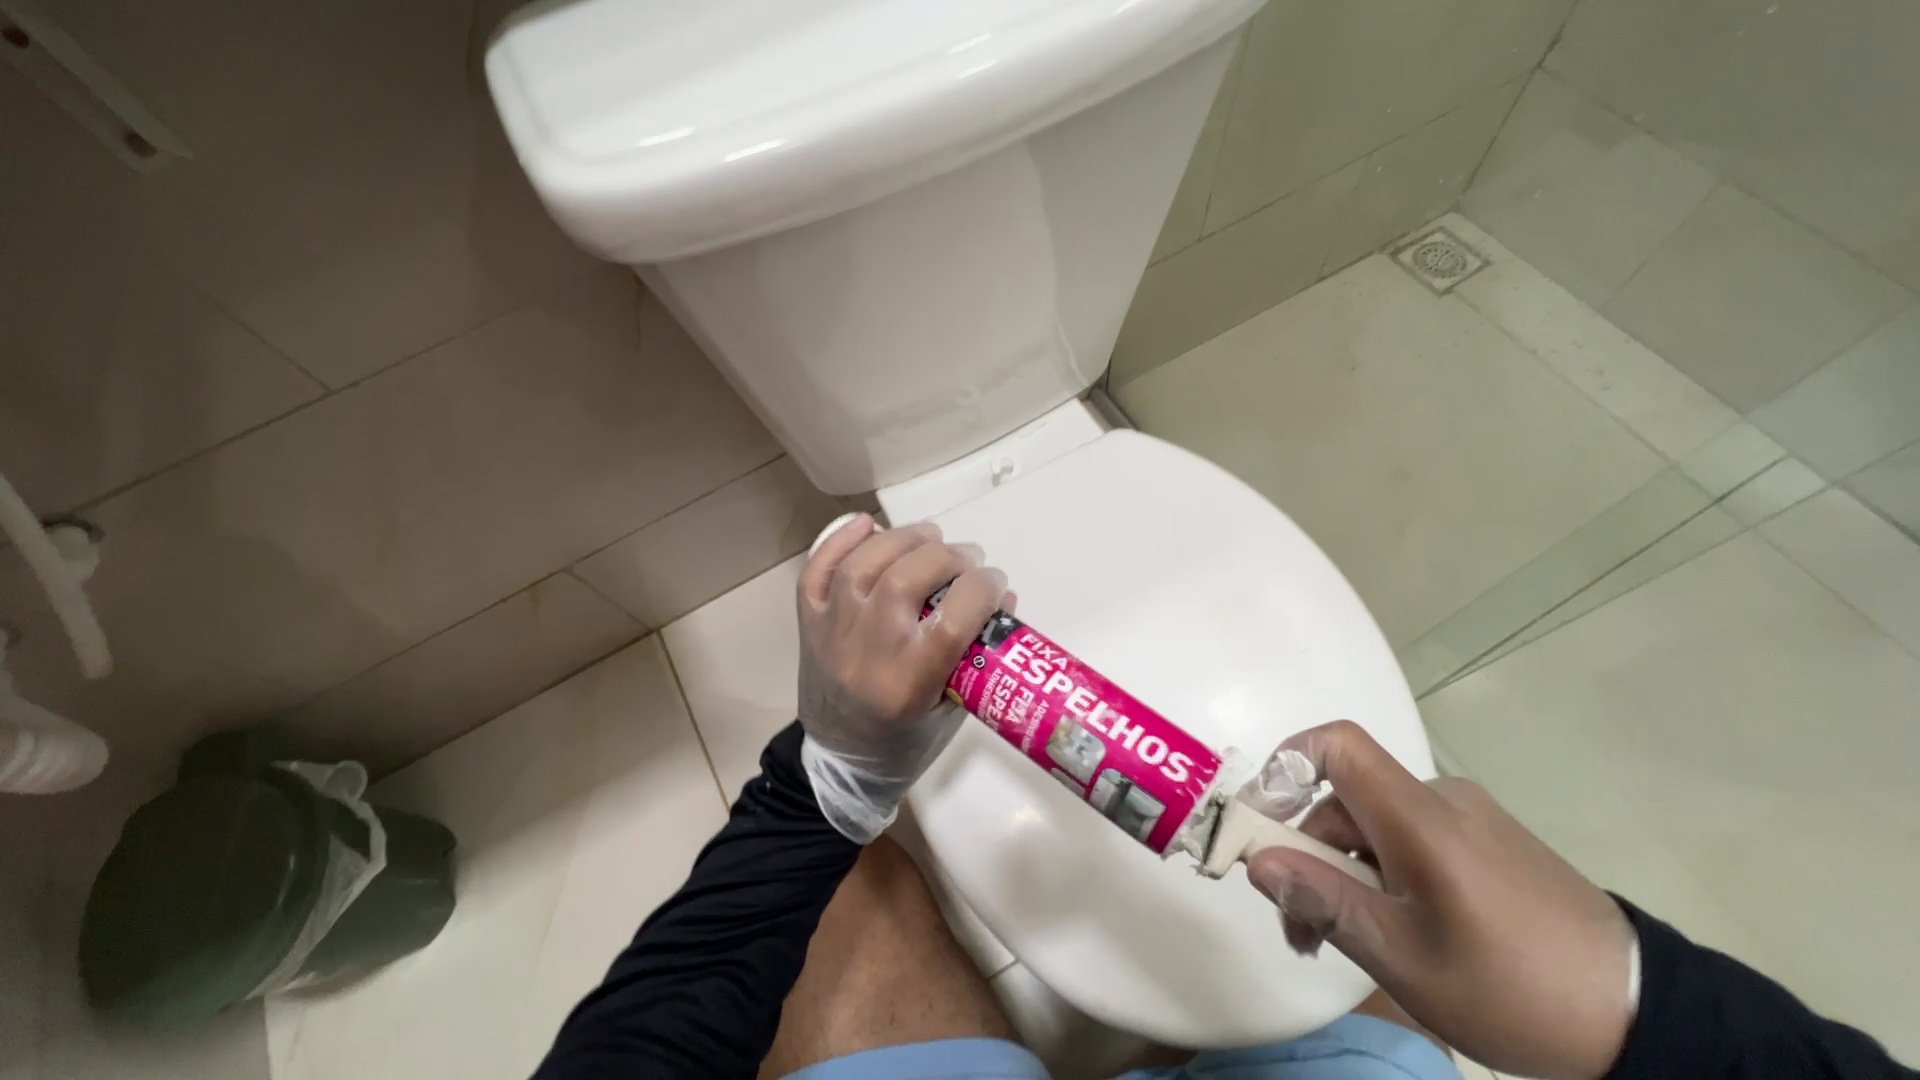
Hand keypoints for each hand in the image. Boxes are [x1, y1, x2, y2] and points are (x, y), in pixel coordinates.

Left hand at [797, 515, 1008, 842]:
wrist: (839, 763)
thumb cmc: (905, 744)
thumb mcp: (953, 709)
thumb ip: (978, 654)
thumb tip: (1003, 598)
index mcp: (908, 682)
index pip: (953, 618)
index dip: (985, 588)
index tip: (998, 583)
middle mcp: (867, 650)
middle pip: (907, 580)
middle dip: (949, 558)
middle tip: (968, 560)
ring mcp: (832, 632)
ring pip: (864, 565)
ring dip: (903, 539)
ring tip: (931, 537)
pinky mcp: (809, 624)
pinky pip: (818, 571)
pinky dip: (839, 540)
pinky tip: (867, 524)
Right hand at [1245, 721, 1636, 1079]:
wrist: (1644, 1018)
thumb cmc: (1512, 986)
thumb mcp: (1402, 957)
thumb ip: (1323, 900)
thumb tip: (1257, 860)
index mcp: (1420, 817)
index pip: (1336, 744)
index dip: (1285, 764)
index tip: (1260, 821)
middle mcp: (1441, 800)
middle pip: (1345, 800)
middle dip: (1307, 854)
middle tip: (1300, 928)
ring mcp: (1469, 819)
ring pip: (1374, 824)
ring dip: (1343, 871)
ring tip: (1343, 941)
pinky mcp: (1488, 842)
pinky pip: (1410, 837)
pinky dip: (1381, 871)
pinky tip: (1393, 928)